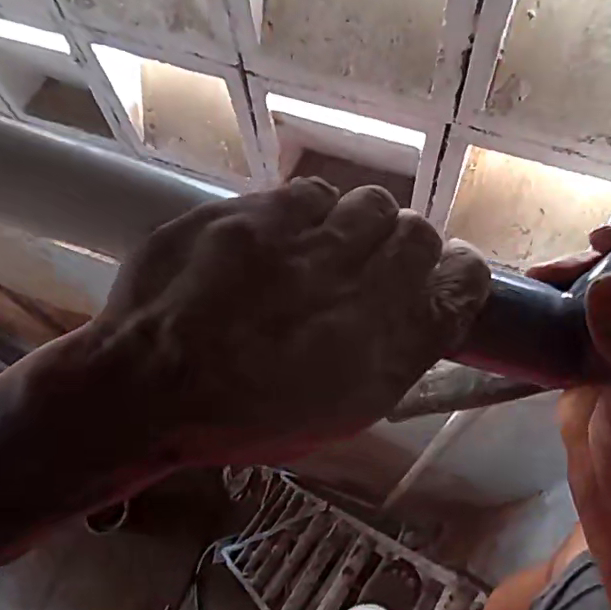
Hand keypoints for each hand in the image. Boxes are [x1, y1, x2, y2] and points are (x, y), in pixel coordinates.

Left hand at [87, 179, 489, 467]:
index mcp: (383, 353)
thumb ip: (395, 356)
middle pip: (420, 234)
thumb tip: (426, 307)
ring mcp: (303, 249)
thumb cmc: (244, 416)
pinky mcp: (254, 216)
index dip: (458, 274)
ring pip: (369, 203)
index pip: (462, 284)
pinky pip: (311, 193)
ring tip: (319, 249)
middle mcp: (357, 294)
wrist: (149, 386)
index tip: (443, 273)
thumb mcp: (338, 412)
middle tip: (368, 263)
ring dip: (354, 225)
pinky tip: (280, 236)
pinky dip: (306, 212)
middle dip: (403, 247)